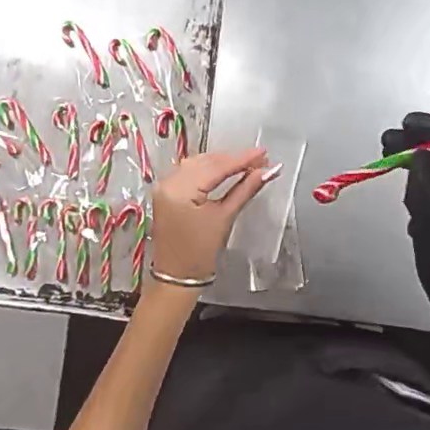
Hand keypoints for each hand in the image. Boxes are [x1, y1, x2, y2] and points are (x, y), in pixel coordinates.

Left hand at [148, 149, 274, 281]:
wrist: (177, 276)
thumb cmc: (200, 252)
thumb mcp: (224, 218)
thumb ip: (244, 190)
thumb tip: (265, 171)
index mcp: (180, 190)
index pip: (216, 167)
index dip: (242, 159)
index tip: (264, 154)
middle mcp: (168, 182)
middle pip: (205, 162)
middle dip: (233, 160)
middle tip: (259, 160)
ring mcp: (164, 186)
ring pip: (197, 164)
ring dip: (221, 163)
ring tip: (246, 165)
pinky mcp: (165, 192)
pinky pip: (188, 172)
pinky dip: (207, 170)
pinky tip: (224, 170)